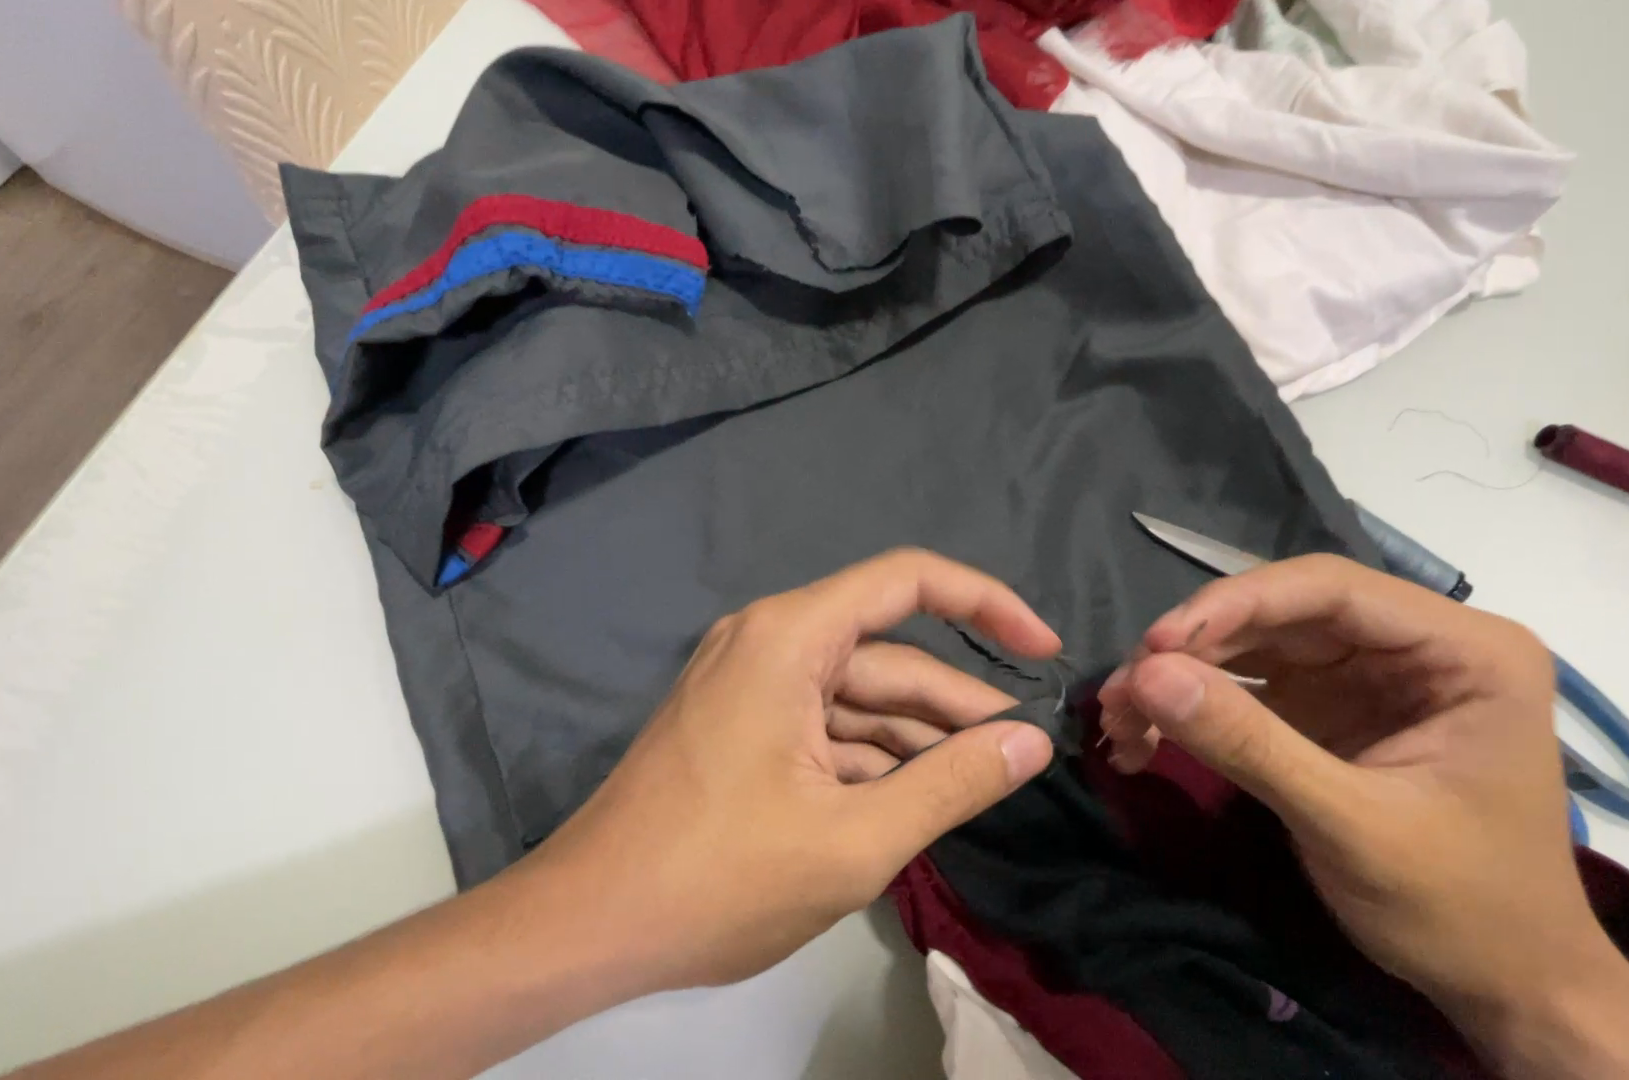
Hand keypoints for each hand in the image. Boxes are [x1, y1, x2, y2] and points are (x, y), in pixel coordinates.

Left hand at [521, 548, 1059, 994]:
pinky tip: (912, 799)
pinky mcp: (740, 726)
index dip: (986, 604)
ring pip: (857, 696)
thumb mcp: (855, 838)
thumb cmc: (719, 877)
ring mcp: (749, 684)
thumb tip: (1030, 743)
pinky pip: (824, 725)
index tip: (1041, 650)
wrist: (587, 924)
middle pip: (887, 655)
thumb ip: (952, 783)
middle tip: (1019, 755)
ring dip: (916, 737)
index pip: (908, 581)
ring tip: (977, 783)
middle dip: (955, 704)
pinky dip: (871, 757)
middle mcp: (768, 641)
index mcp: (790, 636)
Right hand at [1095, 556, 1628, 1078]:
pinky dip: (1192, 707)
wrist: (1503, 986)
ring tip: (1120, 717)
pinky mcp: (1326, 709)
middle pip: (1279, 612)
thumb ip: (1249, 745)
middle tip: (1123, 692)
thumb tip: (1145, 675)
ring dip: (1181, 675)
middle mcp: (1412, 645)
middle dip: (1193, 648)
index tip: (1155, 645)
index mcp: (1463, 651)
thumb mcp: (1351, 826)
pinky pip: (1245, 685)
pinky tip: (1145, 736)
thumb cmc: (1459, 907)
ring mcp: (1365, 676)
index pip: (1330, 590)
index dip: (1234, 604)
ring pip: (1251, 644)